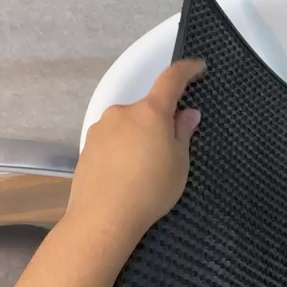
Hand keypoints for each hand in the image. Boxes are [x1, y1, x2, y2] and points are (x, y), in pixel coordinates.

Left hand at [65, 58, 204, 246]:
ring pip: (129, 126)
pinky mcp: (88, 146)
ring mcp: (101, 128)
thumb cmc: (150, 190)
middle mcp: (123, 112)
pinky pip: (114, 141)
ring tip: (146, 171)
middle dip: (161, 122)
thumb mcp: (179, 164)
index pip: (171, 79)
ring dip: (141, 138)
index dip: (187, 70)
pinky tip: (127, 177)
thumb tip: (186, 114)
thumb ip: (182, 133)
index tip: (198, 67)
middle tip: (171, 150)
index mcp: (150, 112)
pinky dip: (124, 150)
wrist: (102, 219)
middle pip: (148, 109)